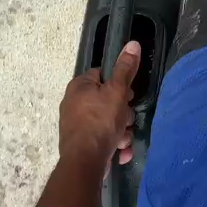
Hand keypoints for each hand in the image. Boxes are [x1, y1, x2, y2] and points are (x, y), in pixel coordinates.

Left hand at [59, 41, 140, 168]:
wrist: (85, 162)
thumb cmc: (101, 121)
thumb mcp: (117, 91)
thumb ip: (126, 69)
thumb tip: (133, 43)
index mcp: (79, 86)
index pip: (102, 75)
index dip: (119, 84)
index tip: (129, 96)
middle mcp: (73, 103)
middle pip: (106, 101)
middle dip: (122, 114)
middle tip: (127, 120)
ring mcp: (75, 125)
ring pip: (107, 123)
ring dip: (120, 132)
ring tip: (123, 141)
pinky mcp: (79, 144)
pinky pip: (101, 139)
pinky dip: (112, 145)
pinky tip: (120, 153)